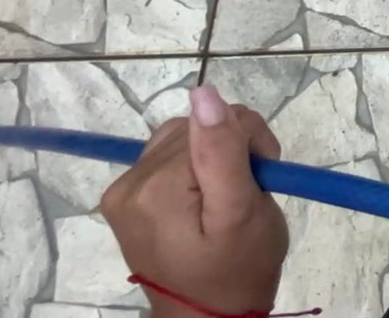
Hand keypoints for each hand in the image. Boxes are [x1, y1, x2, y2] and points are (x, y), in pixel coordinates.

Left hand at [101, 86, 288, 317]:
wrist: (212, 309)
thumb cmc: (238, 261)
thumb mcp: (240, 207)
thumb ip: (222, 151)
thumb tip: (205, 92)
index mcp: (154, 186)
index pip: (214, 120)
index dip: (251, 137)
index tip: (263, 171)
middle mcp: (128, 182)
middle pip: (199, 125)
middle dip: (239, 144)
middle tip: (252, 184)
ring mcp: (125, 190)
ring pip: (189, 133)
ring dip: (223, 150)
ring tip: (236, 187)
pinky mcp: (131, 195)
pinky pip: (176, 151)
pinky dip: (204, 161)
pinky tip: (214, 188)